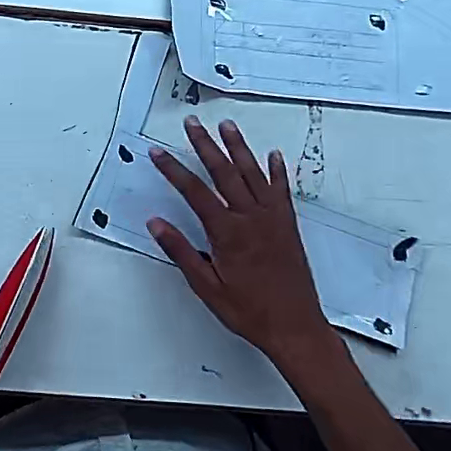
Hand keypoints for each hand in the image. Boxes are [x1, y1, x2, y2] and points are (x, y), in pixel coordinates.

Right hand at [147, 116, 341, 364]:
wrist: (295, 327)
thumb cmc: (248, 310)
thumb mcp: (205, 286)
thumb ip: (180, 251)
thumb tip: (155, 223)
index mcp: (227, 233)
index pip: (194, 192)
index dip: (173, 170)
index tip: (158, 153)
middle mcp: (250, 218)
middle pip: (224, 173)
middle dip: (205, 145)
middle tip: (192, 123)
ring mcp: (272, 219)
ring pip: (253, 174)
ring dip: (238, 148)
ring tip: (227, 126)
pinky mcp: (288, 226)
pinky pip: (281, 191)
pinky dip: (277, 171)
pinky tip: (273, 155)